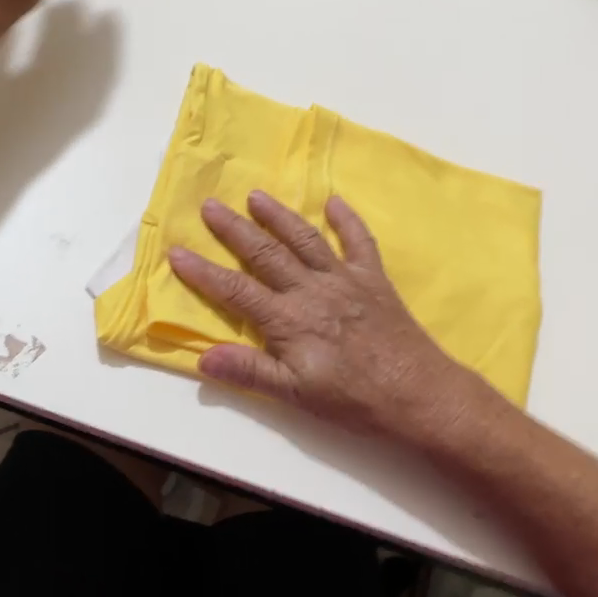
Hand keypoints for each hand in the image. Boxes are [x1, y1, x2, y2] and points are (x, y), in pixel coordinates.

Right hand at [168, 192, 496, 444]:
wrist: (420, 395)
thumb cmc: (353, 400)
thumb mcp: (296, 395)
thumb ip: (250, 372)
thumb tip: (204, 358)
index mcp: (289, 320)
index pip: (235, 290)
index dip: (203, 272)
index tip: (177, 252)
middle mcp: (313, 291)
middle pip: (266, 254)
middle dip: (234, 229)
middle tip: (210, 205)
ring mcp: (345, 281)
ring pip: (305, 240)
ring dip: (279, 216)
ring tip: (256, 195)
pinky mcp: (374, 280)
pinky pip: (359, 243)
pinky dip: (347, 221)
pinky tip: (334, 203)